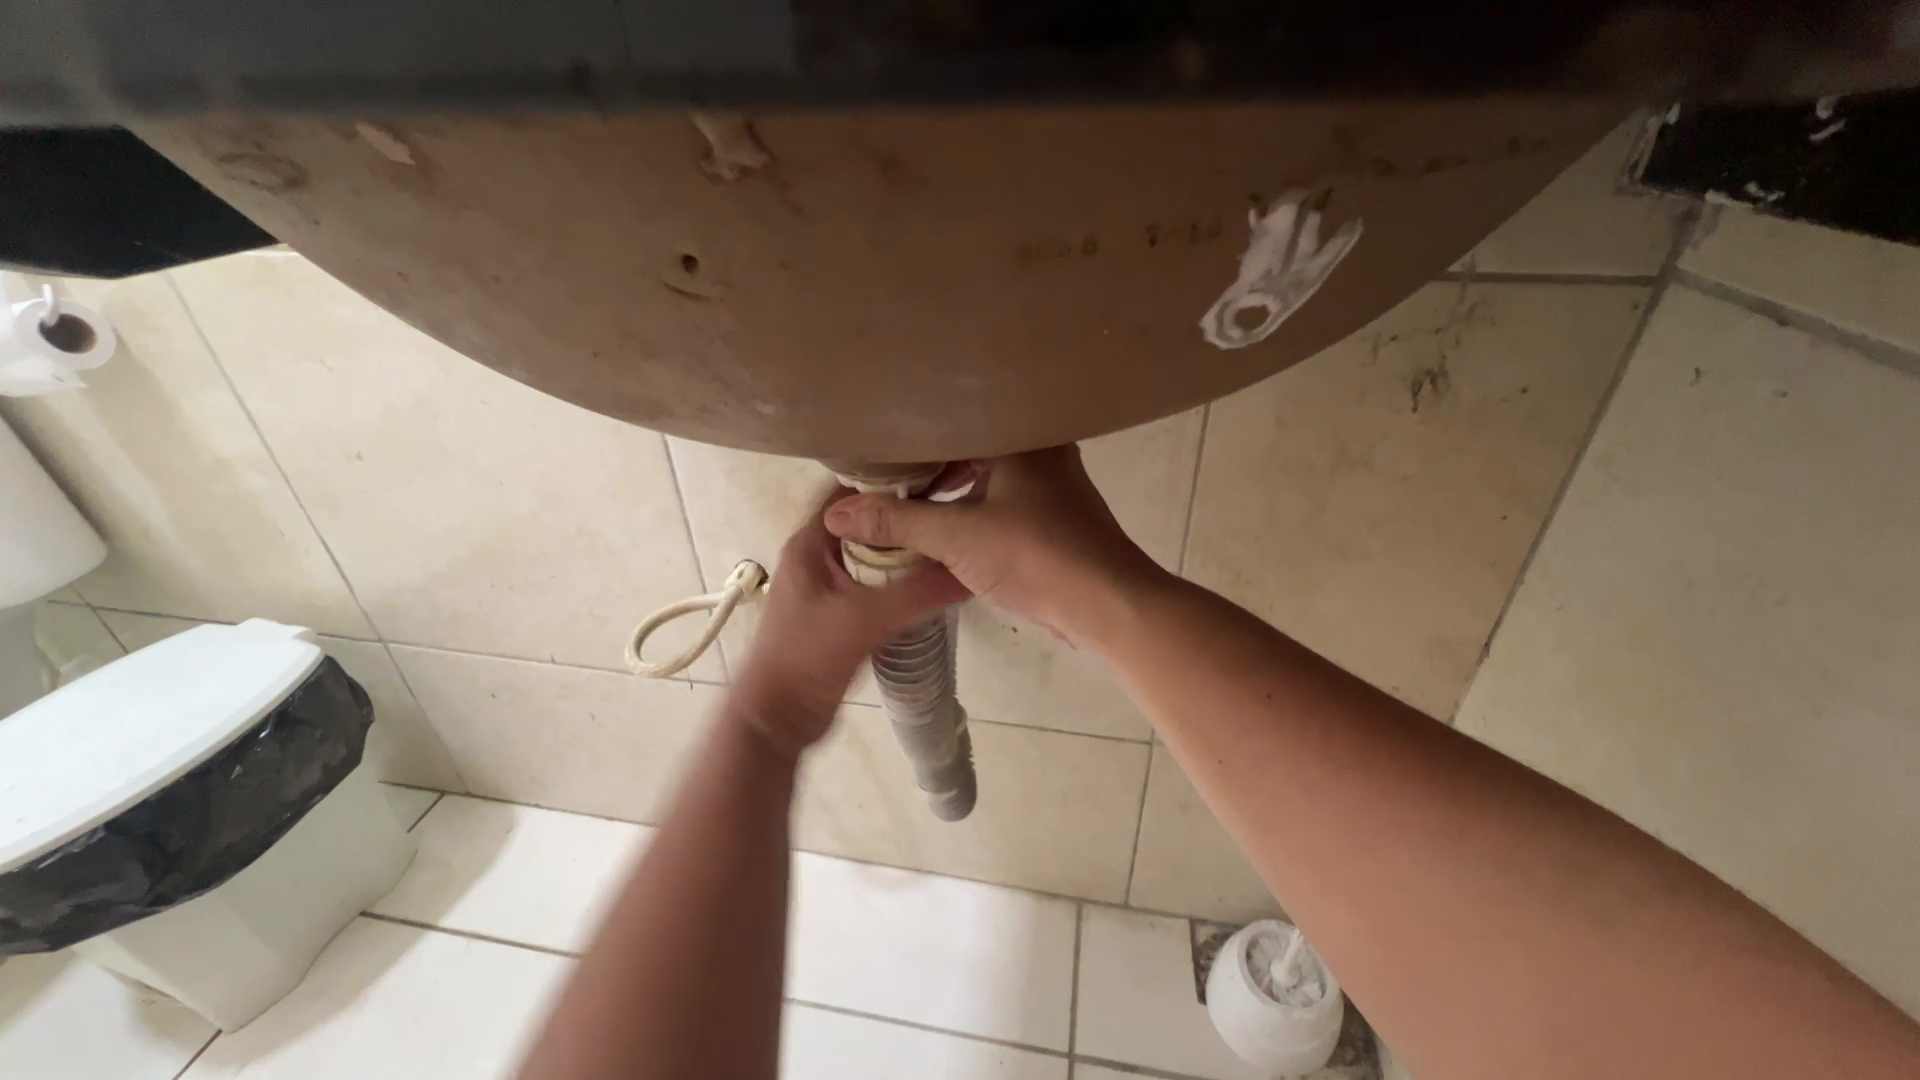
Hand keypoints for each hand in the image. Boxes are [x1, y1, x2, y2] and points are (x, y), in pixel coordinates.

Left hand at [729, 490, 968, 754]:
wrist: (776, 718)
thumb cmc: (806, 657)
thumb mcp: (865, 618)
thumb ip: (919, 592)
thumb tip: (974, 571)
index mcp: (811, 541)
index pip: (853, 490)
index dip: (893, 478)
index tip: (939, 475)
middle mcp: (818, 555)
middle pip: (869, 522)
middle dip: (909, 515)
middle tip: (957, 507)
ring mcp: (829, 585)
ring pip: (874, 555)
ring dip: (908, 550)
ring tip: (954, 540)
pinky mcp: (841, 613)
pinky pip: (877, 583)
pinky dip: (903, 579)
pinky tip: (936, 583)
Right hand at [823, 446, 1165, 647]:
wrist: (1106, 604)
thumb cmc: (1035, 555)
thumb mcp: (956, 537)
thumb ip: (897, 523)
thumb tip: (836, 514)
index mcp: (1021, 438)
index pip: (959, 416)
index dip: (917, 428)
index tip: (882, 439)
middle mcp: (1042, 451)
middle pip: (975, 443)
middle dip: (934, 458)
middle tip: (891, 465)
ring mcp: (1054, 485)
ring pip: (993, 474)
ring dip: (957, 486)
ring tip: (912, 494)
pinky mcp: (1057, 518)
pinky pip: (1006, 500)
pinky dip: (977, 507)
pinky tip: (951, 525)